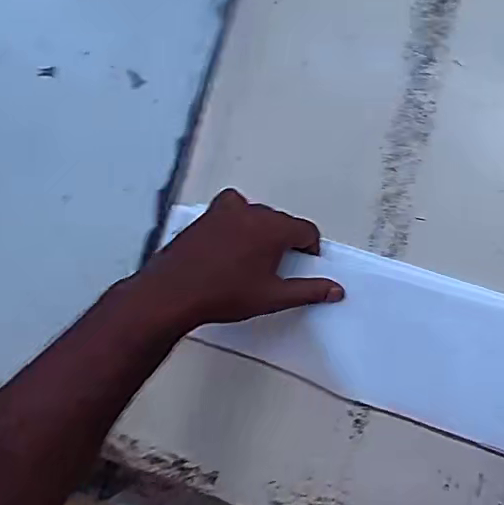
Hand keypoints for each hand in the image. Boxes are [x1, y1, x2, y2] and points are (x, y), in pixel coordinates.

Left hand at [127, 189, 344, 331]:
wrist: (172, 296)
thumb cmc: (216, 294)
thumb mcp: (272, 297)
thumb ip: (308, 291)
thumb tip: (331, 290)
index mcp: (273, 229)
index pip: (306, 230)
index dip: (310, 248)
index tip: (305, 261)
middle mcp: (252, 214)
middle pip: (283, 221)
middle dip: (285, 241)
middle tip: (278, 267)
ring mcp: (227, 212)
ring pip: (259, 214)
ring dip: (262, 230)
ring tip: (253, 258)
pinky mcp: (207, 216)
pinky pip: (231, 207)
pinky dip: (237, 216)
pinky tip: (232, 237)